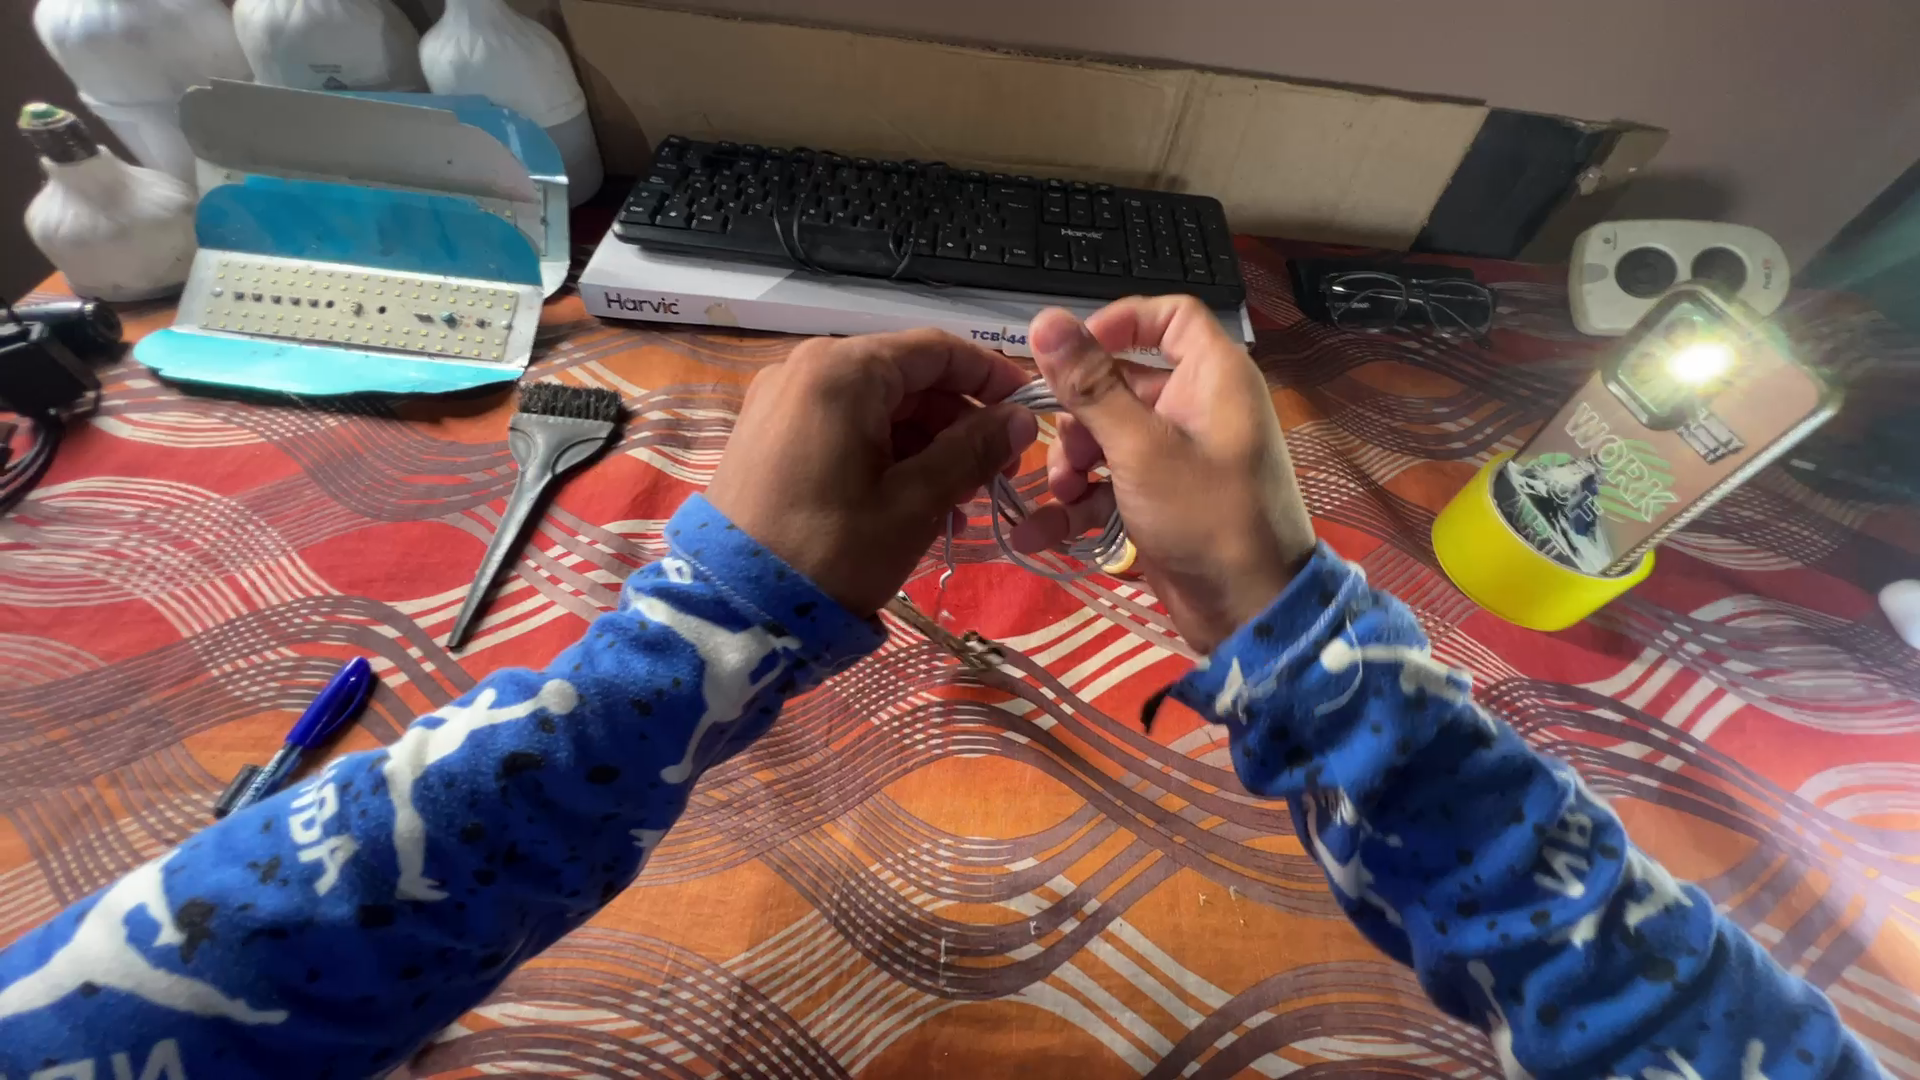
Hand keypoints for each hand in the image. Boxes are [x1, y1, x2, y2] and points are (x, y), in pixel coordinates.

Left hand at [707, 329, 1038, 615]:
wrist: (734, 608)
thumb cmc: (834, 550)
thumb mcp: (915, 503)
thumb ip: (972, 451)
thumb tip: (1020, 419)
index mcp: (843, 371)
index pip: (936, 351)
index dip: (989, 376)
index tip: (1026, 409)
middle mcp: (807, 369)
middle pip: (906, 379)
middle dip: (956, 423)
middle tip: (992, 474)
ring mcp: (782, 401)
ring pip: (877, 408)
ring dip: (924, 447)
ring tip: (956, 503)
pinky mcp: (769, 436)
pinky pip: (844, 430)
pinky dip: (884, 457)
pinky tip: (911, 504)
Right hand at [1010, 296, 1316, 652]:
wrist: (1248, 613)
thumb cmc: (1204, 516)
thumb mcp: (1140, 448)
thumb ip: (1089, 386)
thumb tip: (1044, 319)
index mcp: (1210, 376)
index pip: (1168, 316)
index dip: (1117, 324)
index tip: (1069, 354)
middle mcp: (1194, 406)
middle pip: (1120, 383)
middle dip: (1079, 418)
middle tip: (1060, 452)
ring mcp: (1176, 455)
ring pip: (1107, 436)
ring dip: (1072, 464)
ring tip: (1060, 495)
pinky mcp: (1159, 497)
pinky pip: (1110, 483)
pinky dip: (1079, 504)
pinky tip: (1037, 533)